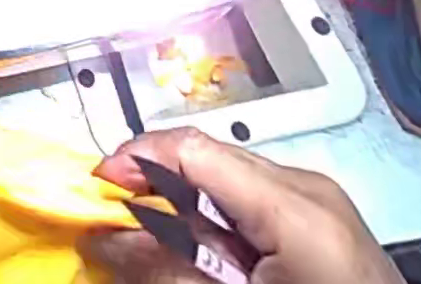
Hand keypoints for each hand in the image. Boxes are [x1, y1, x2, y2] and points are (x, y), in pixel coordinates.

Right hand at [84, 129, 403, 283]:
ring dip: (182, 201)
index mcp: (298, 210)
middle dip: (155, 181)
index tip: (101, 182)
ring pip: (221, 174)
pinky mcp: (319, 216)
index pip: (194, 150)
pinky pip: (246, 196)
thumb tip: (108, 239)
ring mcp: (318, 199)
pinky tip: (202, 247)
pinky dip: (213, 216)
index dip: (138, 158)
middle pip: (204, 156)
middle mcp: (308, 188)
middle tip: (116, 214)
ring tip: (159, 239)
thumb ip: (170, 270)